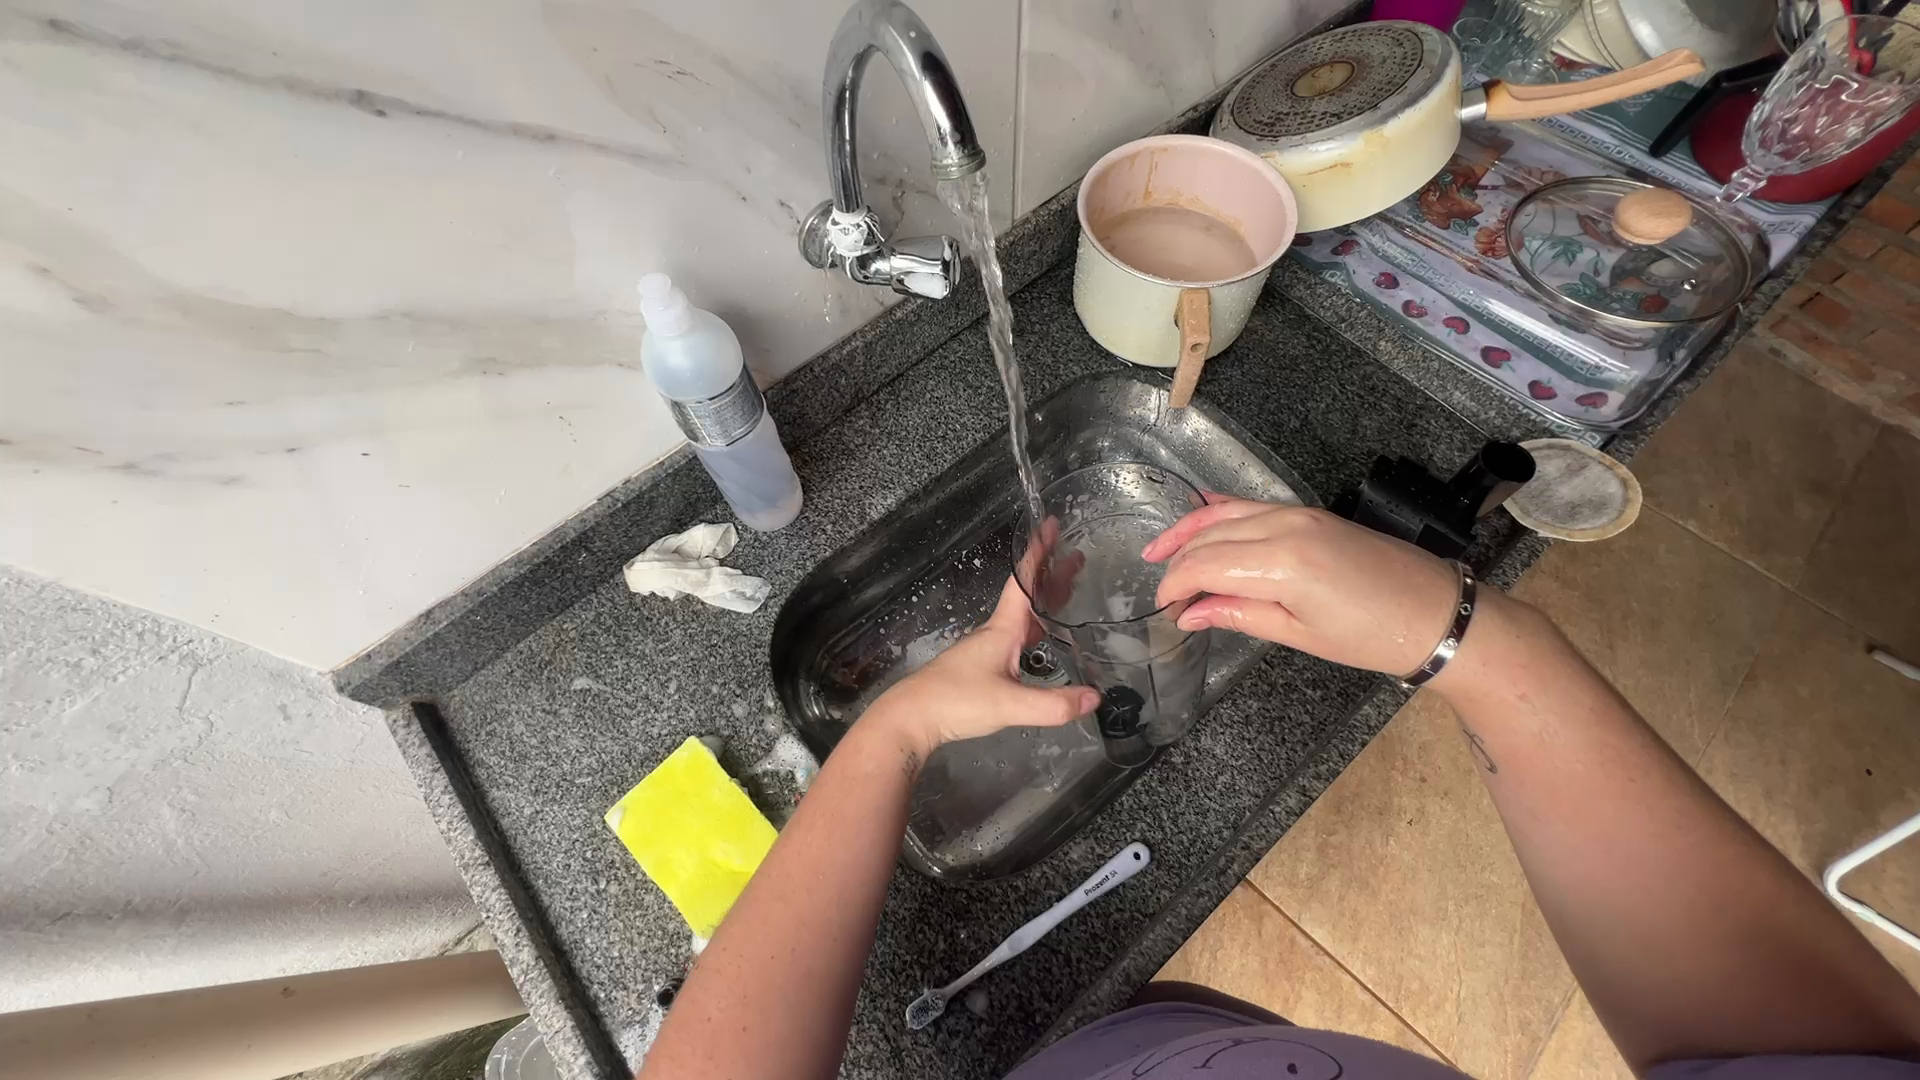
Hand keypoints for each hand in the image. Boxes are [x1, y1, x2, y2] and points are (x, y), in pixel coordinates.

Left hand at [857, 577, 1099, 766]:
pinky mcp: (982, 666)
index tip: (1051, 526)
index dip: (1039, 554)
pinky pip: (1017, 637)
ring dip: (1045, 602)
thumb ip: (1054, 704)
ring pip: (1023, 617)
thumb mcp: (1010, 705)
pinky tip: (1044, 639)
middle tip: (1076, 558)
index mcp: (1002, 630)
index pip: (1023, 582)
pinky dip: (1036, 628)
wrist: (912, 718)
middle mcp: (995, 632)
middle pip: (1028, 596)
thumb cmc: (955, 702)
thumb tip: (1095, 697)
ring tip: (1068, 593)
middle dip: (1052, 576)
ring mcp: (987, 648)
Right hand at [1143, 499, 1463, 677]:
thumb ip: (1238, 615)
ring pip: (1224, 514)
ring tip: (1160, 552)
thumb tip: (1190, 614)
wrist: (1438, 613)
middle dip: (1177, 562)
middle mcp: (1284, 527)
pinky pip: (1250, 505)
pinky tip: (1199, 516)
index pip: (1205, 565)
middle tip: (1164, 592)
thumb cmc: (1372, 636)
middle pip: (1209, 537)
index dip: (1175, 585)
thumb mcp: (1299, 635)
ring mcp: (1297, 514)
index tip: (1163, 608)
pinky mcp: (1308, 513)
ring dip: (1189, 532)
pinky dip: (1219, 512)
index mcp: (1282, 564)